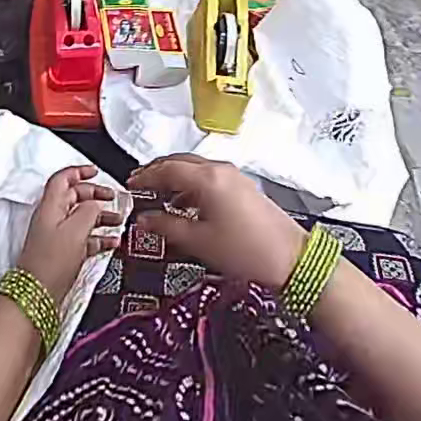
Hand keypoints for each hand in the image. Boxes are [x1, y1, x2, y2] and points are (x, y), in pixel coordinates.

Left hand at [15, 165, 121, 296]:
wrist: (38, 295)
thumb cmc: (50, 263)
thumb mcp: (75, 230)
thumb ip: (88, 211)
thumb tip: (96, 203)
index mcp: (51, 206)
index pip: (63, 179)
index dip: (79, 171)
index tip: (95, 171)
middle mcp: (52, 218)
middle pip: (74, 196)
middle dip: (95, 194)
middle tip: (112, 196)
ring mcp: (56, 235)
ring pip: (81, 217)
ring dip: (100, 216)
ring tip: (118, 219)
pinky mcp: (62, 253)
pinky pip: (83, 237)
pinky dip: (98, 237)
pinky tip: (112, 241)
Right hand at [128, 155, 305, 288]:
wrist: (291, 258)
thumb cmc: (245, 250)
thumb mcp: (198, 242)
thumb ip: (166, 227)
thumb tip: (143, 220)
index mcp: (206, 178)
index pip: (166, 169)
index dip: (144, 176)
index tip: (130, 185)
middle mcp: (219, 169)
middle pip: (179, 162)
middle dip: (157, 172)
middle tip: (139, 184)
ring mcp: (232, 176)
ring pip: (193, 168)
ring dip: (173, 177)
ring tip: (158, 195)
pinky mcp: (241, 186)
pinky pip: (207, 176)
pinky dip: (189, 184)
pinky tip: (184, 203)